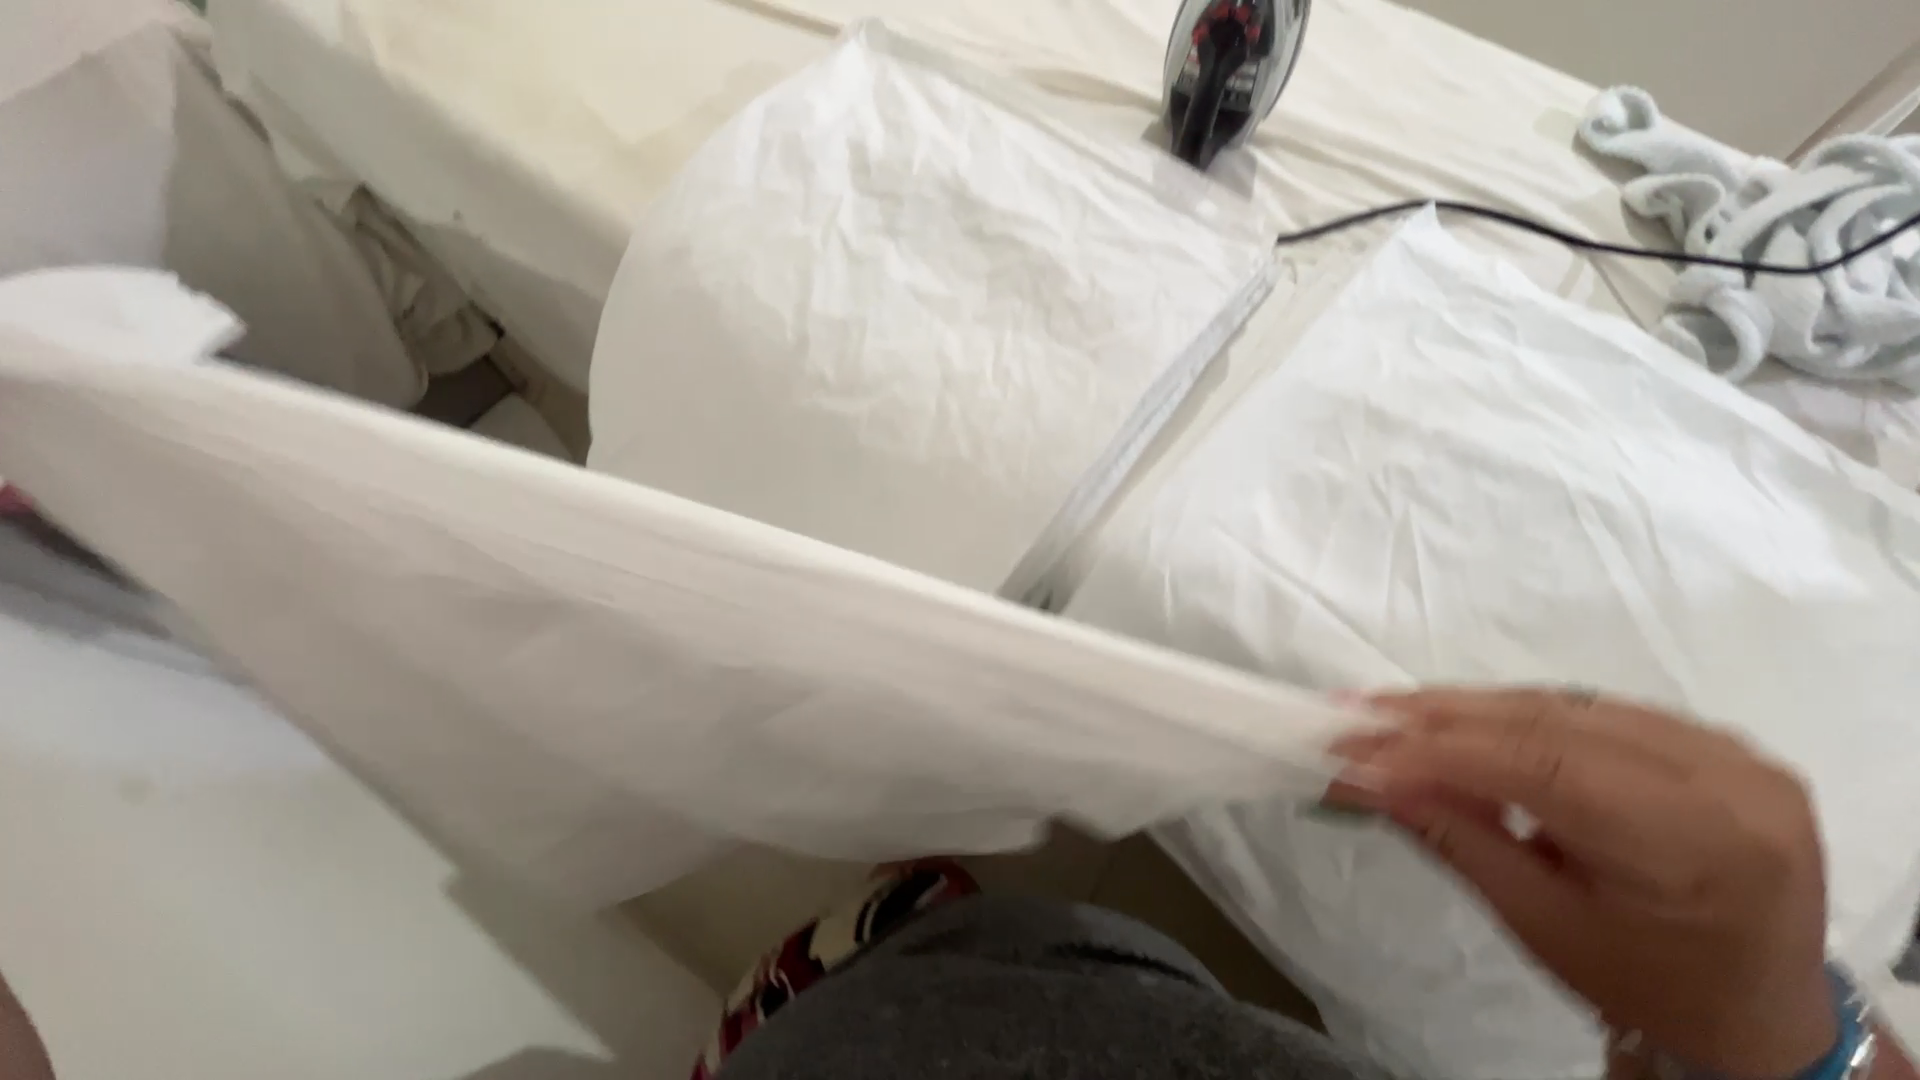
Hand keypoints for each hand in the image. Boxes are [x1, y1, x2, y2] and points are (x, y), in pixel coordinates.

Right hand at [1330, 687, 1834, 1079]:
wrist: (1750, 1009)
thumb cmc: (1641, 983)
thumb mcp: (1536, 919)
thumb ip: (1450, 833)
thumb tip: (1359, 777)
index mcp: (1700, 842)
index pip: (1541, 766)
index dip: (1435, 751)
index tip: (1348, 751)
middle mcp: (1726, 776)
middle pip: (1547, 722)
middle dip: (1436, 719)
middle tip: (1351, 716)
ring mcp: (1723, 748)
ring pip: (1557, 703)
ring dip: (1462, 709)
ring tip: (1384, 715)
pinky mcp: (1702, 737)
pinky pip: (1581, 708)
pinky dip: (1505, 714)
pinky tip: (1451, 720)